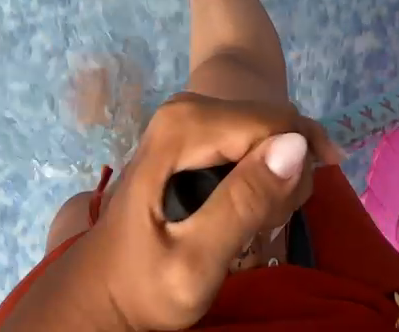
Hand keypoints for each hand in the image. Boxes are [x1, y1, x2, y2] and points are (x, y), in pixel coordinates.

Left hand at [83, 93, 341, 330]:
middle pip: (274, 124)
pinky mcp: (195, 127)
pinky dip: (261, 177)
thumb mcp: (196, 262)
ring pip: (268, 131)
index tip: (282, 221)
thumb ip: (243, 203)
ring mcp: (190, 113)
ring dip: (275, 181)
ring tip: (249, 226)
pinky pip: (252, 139)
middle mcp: (188, 106)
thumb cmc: (144, 285)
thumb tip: (296, 146)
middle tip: (261, 229)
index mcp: (184, 127)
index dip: (297, 168)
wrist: (101, 291)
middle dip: (284, 177)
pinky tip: (243, 211)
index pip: (277, 123)